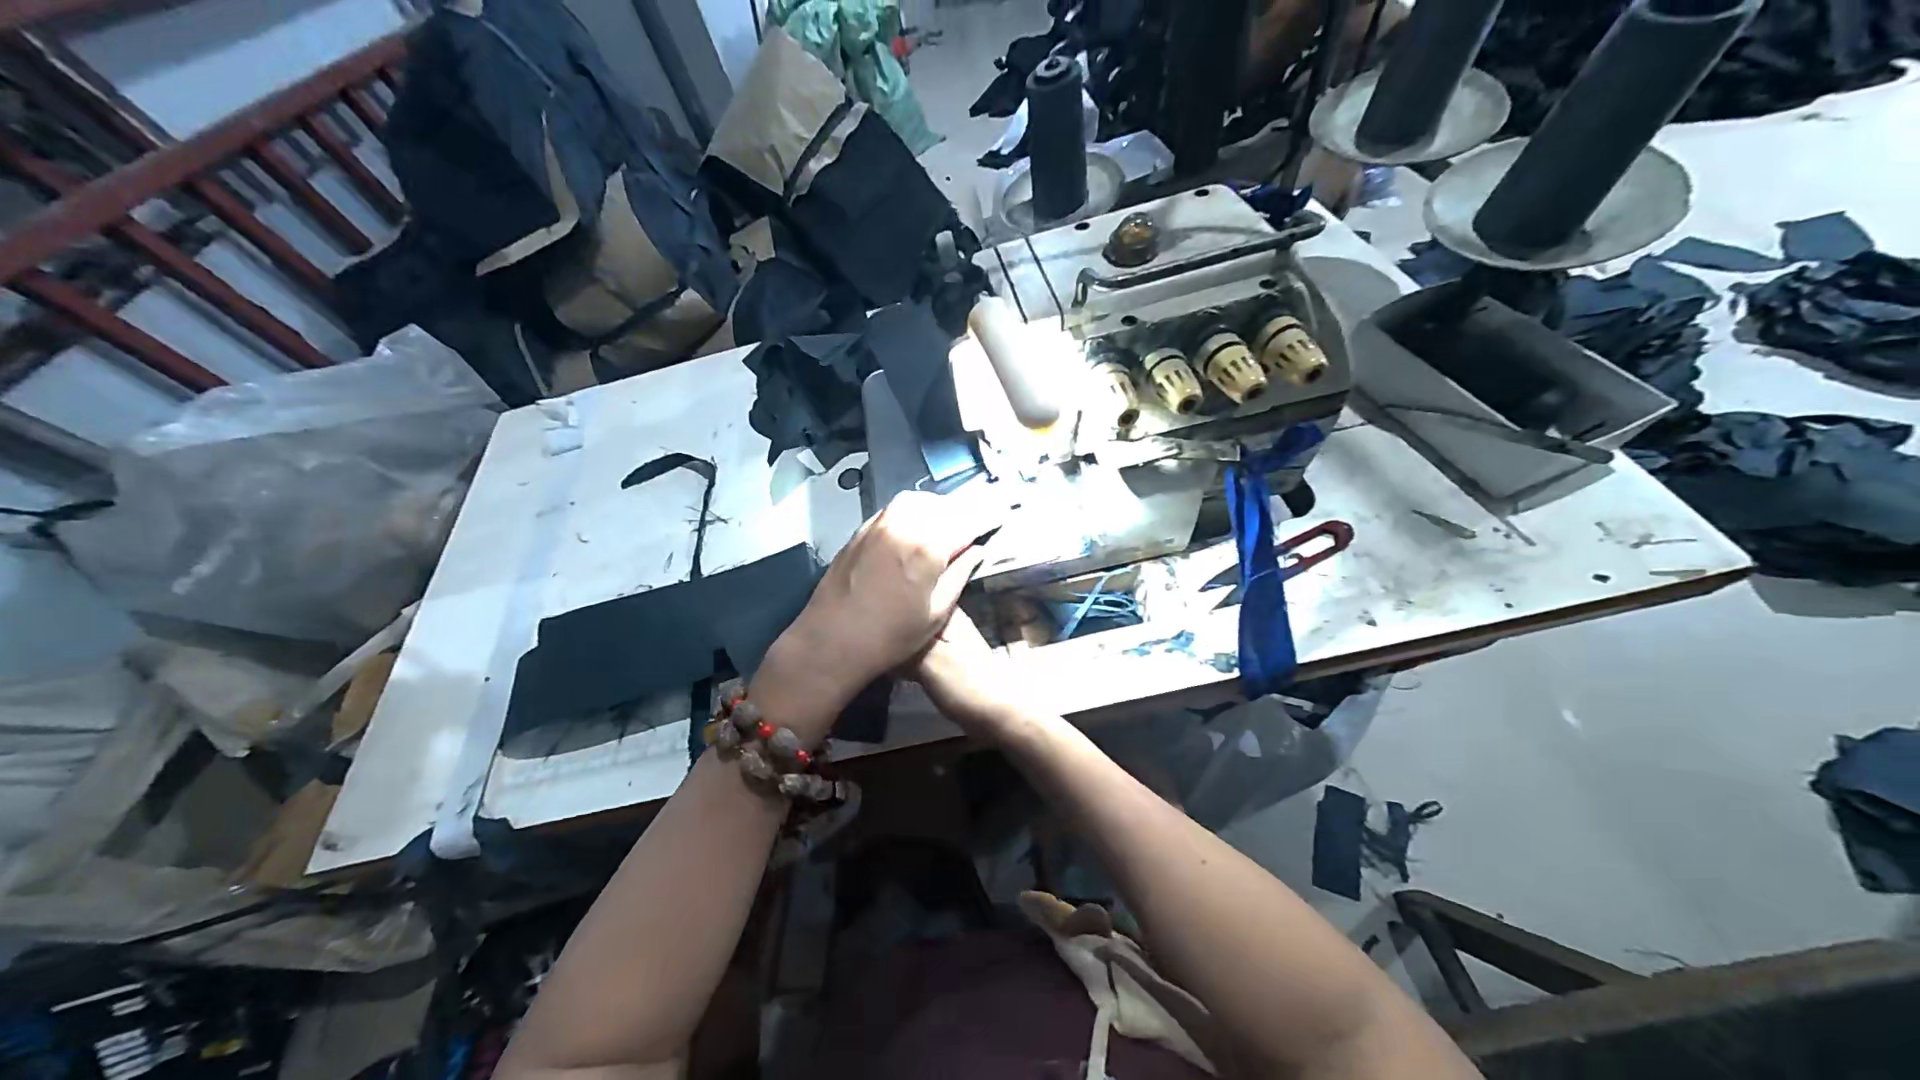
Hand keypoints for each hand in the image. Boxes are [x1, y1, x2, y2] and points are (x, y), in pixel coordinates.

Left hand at [754, 490, 999, 739]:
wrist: (831, 641)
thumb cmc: (889, 636)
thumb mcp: (936, 613)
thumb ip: (959, 574)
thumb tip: (975, 552)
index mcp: (927, 547)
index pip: (966, 521)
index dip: (986, 518)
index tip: (998, 517)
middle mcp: (903, 526)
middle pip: (942, 505)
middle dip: (962, 512)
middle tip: (974, 525)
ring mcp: (878, 525)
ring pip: (916, 501)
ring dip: (936, 508)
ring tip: (947, 525)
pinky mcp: (861, 531)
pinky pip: (894, 509)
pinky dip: (912, 512)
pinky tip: (916, 529)